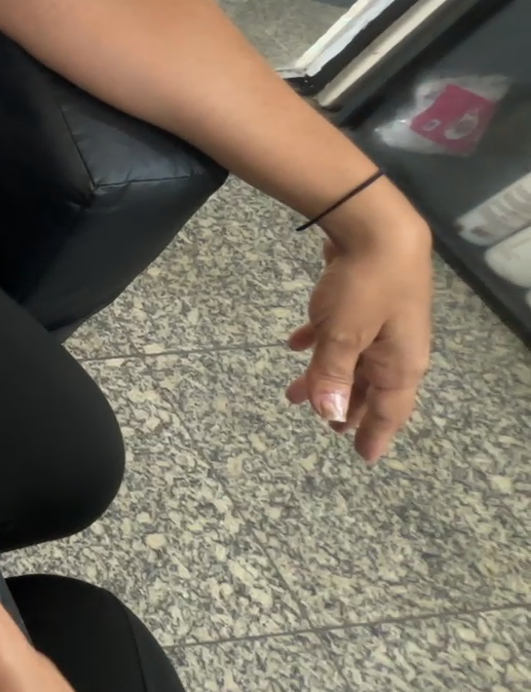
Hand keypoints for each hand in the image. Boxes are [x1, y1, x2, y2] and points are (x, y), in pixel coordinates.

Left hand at [285, 194, 432, 462]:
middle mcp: (393, 349)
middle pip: (367, 389)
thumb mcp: (344, 335)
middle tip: (324, 429)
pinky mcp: (358, 306)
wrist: (376, 235)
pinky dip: (315, 344)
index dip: (374, 433)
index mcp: (398, 363)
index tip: (362, 456)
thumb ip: (333, 373)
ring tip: (294, 395)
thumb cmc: (364, 288)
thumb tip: (331, 414)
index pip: (389, 409)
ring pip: (348, 363)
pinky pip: (334, 335)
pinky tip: (293, 347)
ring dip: (323, 379)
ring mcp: (378, 327)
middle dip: (345, 409)